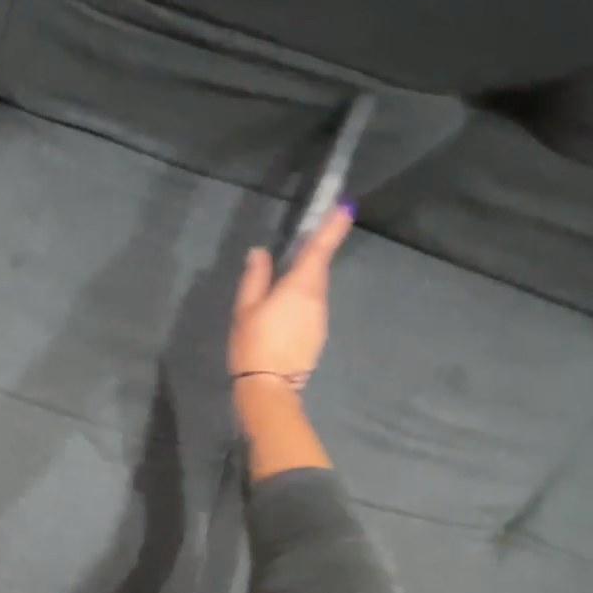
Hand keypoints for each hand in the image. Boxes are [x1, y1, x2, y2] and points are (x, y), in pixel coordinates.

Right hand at [230, 205, 354, 384]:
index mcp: (300, 285)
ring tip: (279, 292)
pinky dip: (300, 305)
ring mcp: (320, 318)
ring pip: (313, 291)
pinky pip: (310, 310)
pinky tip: (282, 317)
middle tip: (298, 247)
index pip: (321, 248)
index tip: (346, 206)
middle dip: (311, 257)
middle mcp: (317, 297)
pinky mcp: (318, 335)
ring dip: (301, 285)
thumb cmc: (254, 344)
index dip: (333, 226)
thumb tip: (260, 253)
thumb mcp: (245, 309)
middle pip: (317, 269)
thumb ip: (255, 278)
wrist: (269, 387)